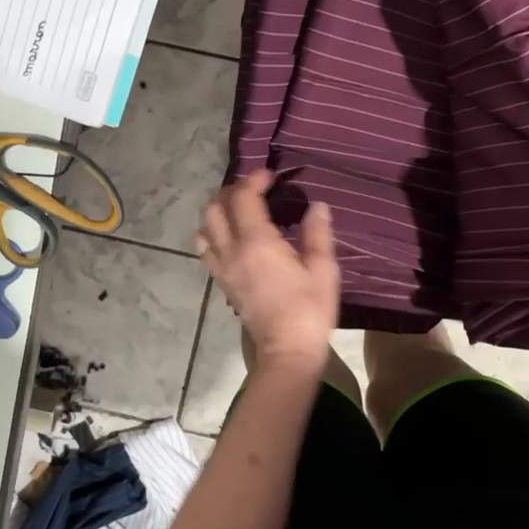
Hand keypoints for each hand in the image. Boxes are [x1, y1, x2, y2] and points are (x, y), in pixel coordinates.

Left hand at [196, 171, 339, 377]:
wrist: (287, 352)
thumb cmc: (310, 310)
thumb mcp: (324, 270)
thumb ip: (318, 234)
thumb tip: (316, 207)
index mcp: (258, 242)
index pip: (243, 198)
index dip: (254, 180)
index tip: (271, 176)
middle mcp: (232, 251)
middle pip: (215, 208)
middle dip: (231, 192)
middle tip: (254, 189)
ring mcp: (222, 268)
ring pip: (204, 228)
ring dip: (217, 212)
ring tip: (239, 210)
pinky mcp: (222, 283)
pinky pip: (206, 251)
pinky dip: (212, 235)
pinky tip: (231, 237)